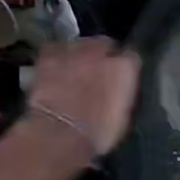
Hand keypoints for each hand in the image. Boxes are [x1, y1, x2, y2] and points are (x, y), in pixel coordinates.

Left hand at [27, 38, 140, 154]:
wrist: (60, 134)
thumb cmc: (97, 134)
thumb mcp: (122, 115)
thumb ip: (123, 92)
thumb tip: (119, 86)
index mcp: (125, 67)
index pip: (130, 56)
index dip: (122, 66)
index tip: (117, 76)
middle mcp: (102, 51)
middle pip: (104, 44)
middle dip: (100, 56)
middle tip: (93, 75)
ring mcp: (74, 49)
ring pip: (79, 45)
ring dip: (78, 56)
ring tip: (72, 72)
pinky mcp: (49, 53)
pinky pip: (55, 49)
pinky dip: (55, 58)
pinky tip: (53, 70)